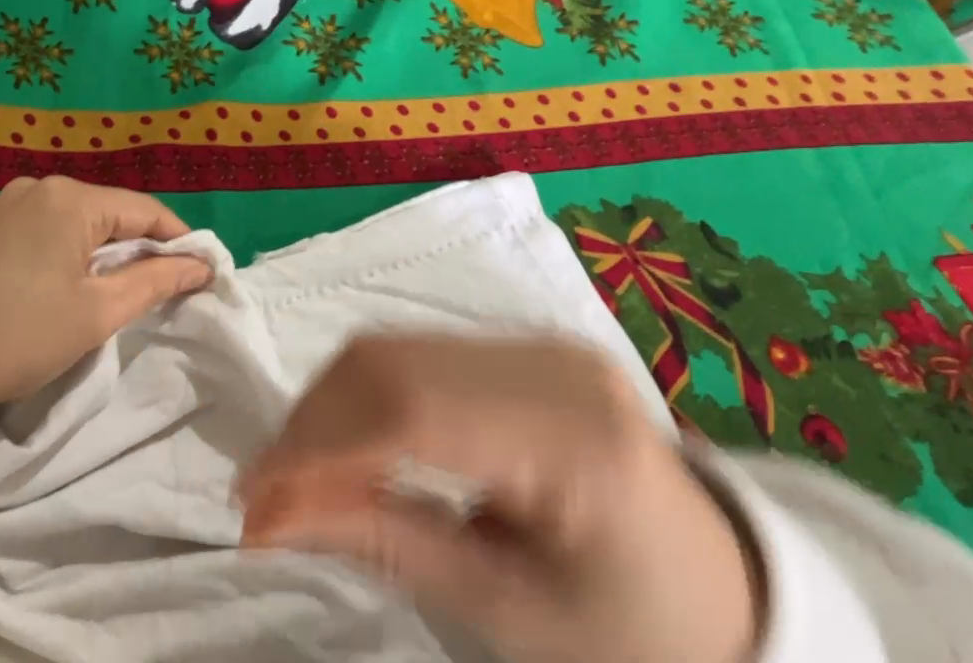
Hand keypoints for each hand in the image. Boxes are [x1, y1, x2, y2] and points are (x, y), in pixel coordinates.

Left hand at [0, 176, 212, 403]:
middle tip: (164, 285)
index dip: (179, 239)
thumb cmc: (23, 335)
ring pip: (75, 221)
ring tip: (120, 288)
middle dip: (140, 246)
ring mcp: (5, 204)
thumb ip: (155, 281)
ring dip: (103, 250)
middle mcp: (37, 188)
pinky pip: (43, 228)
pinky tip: (70, 281)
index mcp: (69, 200)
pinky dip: (67, 250)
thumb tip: (200, 266)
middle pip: (108, 212)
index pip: (144, 209)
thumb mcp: (98, 313)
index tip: (202, 271)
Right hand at [237, 335, 760, 662]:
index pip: (412, 415)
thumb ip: (383, 542)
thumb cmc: (627, 627)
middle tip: (264, 496)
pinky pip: (410, 354)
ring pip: (388, 349)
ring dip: (324, 408)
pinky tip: (345, 446)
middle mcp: (555, 366)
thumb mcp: (505, 608)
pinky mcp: (521, 346)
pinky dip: (358, 397)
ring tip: (299, 475)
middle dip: (308, 427)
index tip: (250, 500)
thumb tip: (269, 515)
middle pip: (389, 365)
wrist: (722, 587)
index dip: (316, 448)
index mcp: (576, 441)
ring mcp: (538, 345)